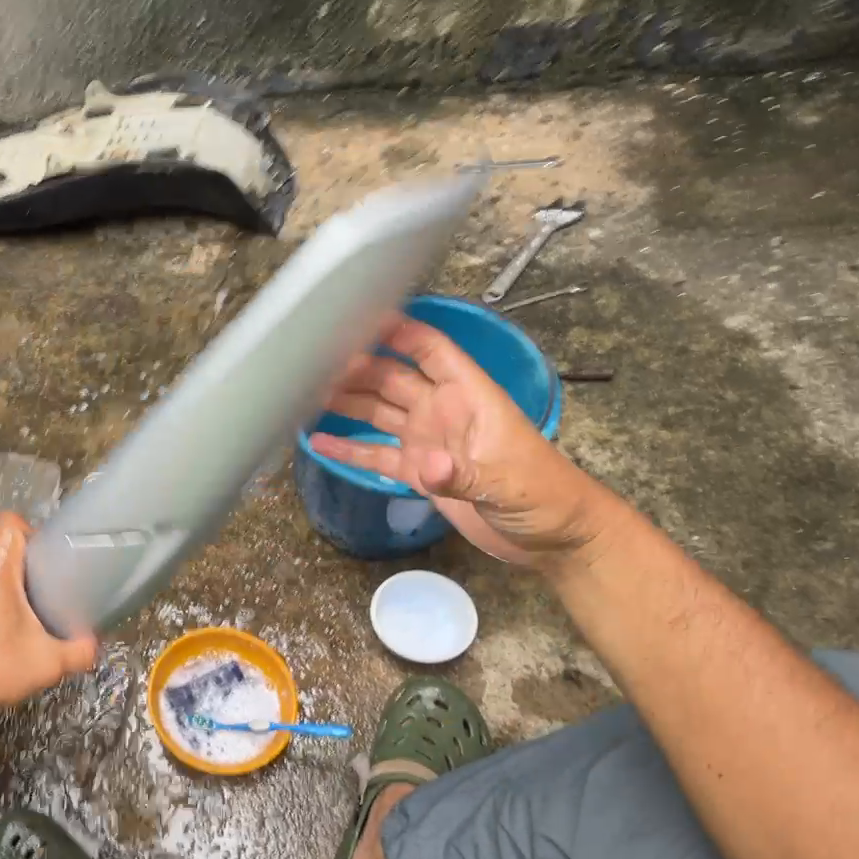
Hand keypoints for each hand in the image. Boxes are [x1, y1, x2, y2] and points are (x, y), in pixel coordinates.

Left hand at [0, 513, 98, 721]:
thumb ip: (82, 650)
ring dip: (2, 564)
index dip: (31, 531)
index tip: (46, 556)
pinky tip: (1, 608)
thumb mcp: (51, 663)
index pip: (9, 523)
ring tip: (23, 592)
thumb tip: (96, 641)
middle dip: (21, 550)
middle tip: (42, 576)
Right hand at [312, 314, 615, 567]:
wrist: (553, 539)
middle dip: (357, 368)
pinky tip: (319, 442)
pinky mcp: (417, 472)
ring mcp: (427, 441)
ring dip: (347, 402)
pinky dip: (349, 449)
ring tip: (306, 394)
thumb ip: (464, 474)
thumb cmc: (544, 496)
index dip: (400, 332)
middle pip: (393, 378)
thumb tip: (427, 467)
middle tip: (314, 364)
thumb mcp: (508, 483)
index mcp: (469, 398)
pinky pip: (376, 455)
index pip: (432, 352)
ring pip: (379, 412)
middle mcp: (442, 412)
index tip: (361, 320)